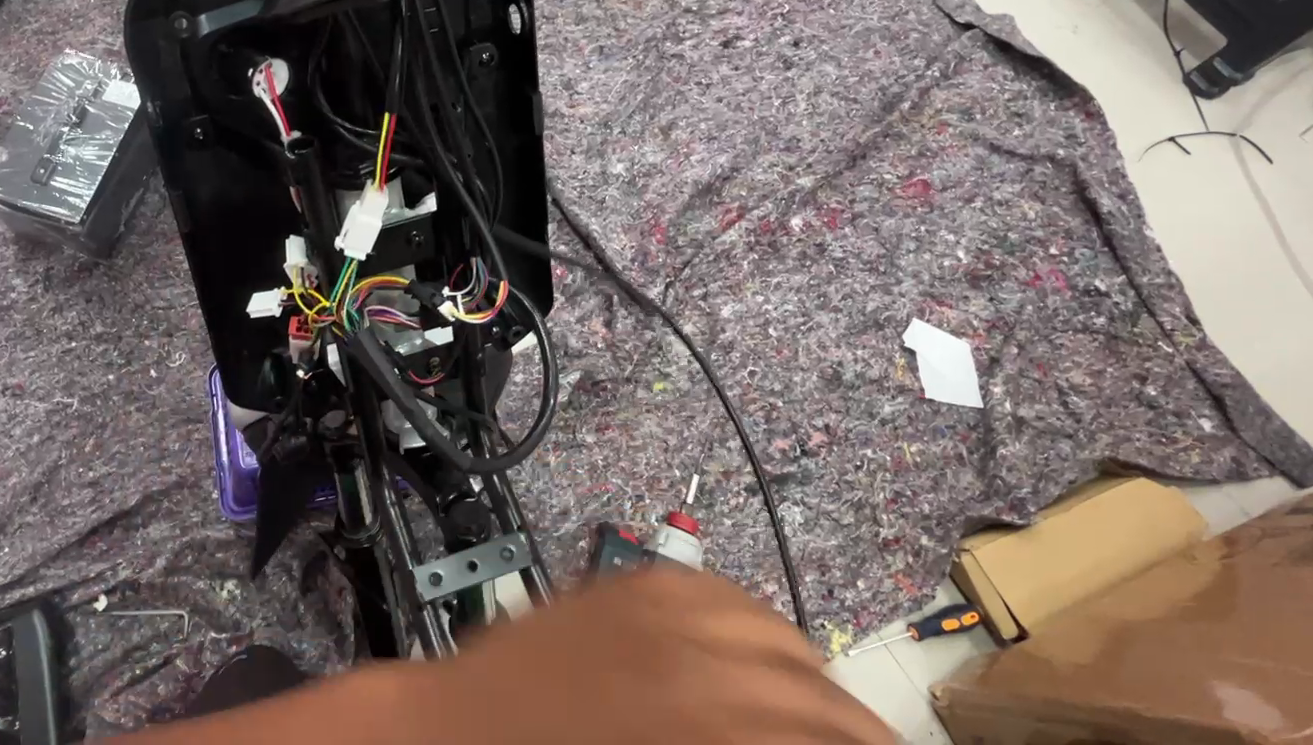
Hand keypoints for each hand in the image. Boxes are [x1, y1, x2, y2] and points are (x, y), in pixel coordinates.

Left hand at [402, 567, 895, 744]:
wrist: (453, 729)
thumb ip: (735, 741)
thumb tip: (782, 736)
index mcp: (708, 721)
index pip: (821, 730)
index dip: (858, 743)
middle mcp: (690, 652)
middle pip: (812, 686)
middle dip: (846, 724)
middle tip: (859, 740)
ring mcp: (653, 604)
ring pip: (773, 630)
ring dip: (806, 673)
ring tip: (819, 707)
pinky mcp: (624, 583)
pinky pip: (712, 589)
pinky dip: (747, 620)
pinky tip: (755, 646)